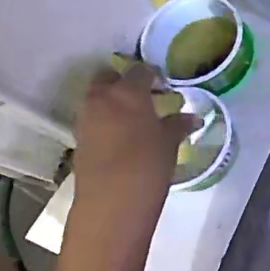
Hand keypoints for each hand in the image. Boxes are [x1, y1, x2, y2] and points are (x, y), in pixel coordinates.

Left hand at [73, 63, 195, 205]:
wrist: (112, 200)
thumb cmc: (148, 165)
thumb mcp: (169, 143)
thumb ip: (178, 125)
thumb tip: (191, 117)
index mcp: (128, 92)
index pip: (140, 70)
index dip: (153, 76)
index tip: (163, 87)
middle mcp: (101, 97)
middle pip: (108, 77)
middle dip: (123, 82)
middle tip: (142, 98)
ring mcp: (85, 117)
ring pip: (96, 98)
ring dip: (111, 102)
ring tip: (132, 120)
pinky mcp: (77, 139)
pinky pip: (91, 119)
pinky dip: (103, 121)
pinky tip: (120, 138)